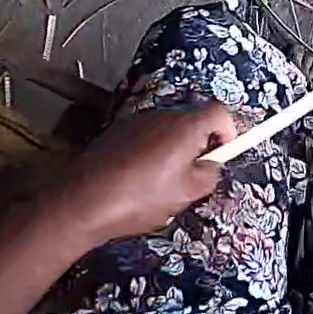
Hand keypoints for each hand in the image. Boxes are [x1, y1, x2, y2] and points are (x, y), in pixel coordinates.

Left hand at [53, 104, 238, 246]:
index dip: (229, 131)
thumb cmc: (142, 196)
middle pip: (193, 123)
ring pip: (168, 132)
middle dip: (198, 147)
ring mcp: (137, 122)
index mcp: (185, 126)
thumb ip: (210, 173)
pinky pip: (146, 139)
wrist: (83, 201)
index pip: (220, 112)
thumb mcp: (187, 192)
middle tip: (193, 178)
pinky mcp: (116, 133)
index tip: (223, 154)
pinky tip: (137, 183)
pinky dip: (150, 155)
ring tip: (161, 186)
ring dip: (172, 152)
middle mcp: (163, 116)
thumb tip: (211, 164)